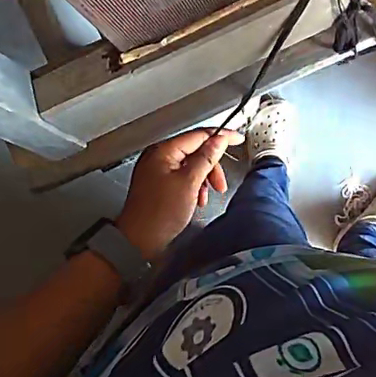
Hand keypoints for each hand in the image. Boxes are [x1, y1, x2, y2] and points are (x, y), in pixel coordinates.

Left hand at [115, 128, 244, 259]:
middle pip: (196, 152)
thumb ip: (206, 158)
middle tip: (220, 184)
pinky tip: (195, 200)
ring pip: (191, 166)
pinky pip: (183, 178)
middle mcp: (158, 157)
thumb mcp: (189, 183)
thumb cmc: (158, 214)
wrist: (139, 241)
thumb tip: (219, 140)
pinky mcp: (158, 185)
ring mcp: (157, 171)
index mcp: (163, 151)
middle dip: (211, 168)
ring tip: (204, 197)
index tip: (237, 139)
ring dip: (204, 180)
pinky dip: (194, 187)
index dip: (220, 137)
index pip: (198, 135)